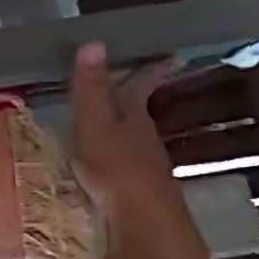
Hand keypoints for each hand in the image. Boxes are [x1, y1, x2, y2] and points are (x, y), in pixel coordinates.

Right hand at [68, 41, 177, 216]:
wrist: (139, 215)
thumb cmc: (114, 165)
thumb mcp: (94, 124)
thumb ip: (91, 89)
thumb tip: (92, 43)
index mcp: (132, 116)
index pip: (140, 84)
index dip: (149, 69)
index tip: (168, 55)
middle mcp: (141, 135)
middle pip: (137, 110)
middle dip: (134, 97)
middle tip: (129, 84)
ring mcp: (140, 161)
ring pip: (131, 135)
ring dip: (121, 126)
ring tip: (106, 122)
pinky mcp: (133, 184)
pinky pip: (122, 159)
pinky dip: (112, 153)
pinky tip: (100, 161)